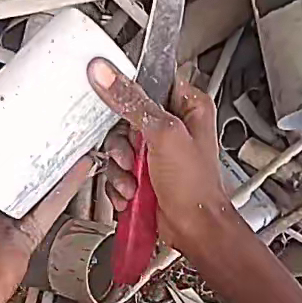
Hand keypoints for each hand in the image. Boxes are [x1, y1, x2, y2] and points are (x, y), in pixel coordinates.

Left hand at [0, 86, 92, 302]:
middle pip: (1, 157)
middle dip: (17, 134)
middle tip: (35, 106)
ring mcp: (3, 212)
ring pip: (30, 177)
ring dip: (46, 155)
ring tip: (61, 127)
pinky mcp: (26, 229)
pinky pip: (49, 202)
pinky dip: (66, 184)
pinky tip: (78, 163)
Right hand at [87, 58, 242, 261]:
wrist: (193, 228)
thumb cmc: (195, 186)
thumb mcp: (164, 134)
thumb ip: (131, 102)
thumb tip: (105, 74)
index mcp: (186, 107)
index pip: (150, 83)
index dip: (131, 97)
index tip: (121, 111)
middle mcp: (171, 126)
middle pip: (125, 118)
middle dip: (122, 144)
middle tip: (132, 156)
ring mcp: (154, 152)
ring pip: (117, 147)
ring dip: (120, 169)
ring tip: (135, 180)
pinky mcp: (141, 174)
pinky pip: (115, 170)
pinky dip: (119, 184)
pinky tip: (133, 193)